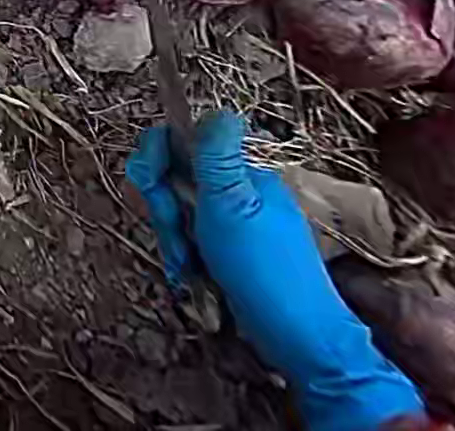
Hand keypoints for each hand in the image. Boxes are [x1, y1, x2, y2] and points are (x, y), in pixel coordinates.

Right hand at [127, 115, 422, 430]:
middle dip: (163, 209)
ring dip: (172, 237)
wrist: (301, 344)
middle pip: (171, 177)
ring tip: (188, 264)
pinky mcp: (224, 249)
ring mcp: (228, 220)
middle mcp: (232, 189)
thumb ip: (216, 156)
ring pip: (175, 211)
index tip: (153, 186)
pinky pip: (187, 238)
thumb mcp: (232, 205)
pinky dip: (183, 256)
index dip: (155, 158)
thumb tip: (218, 108)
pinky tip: (192, 275)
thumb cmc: (265, 271)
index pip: (179, 141)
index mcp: (238, 172)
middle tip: (177, 236)